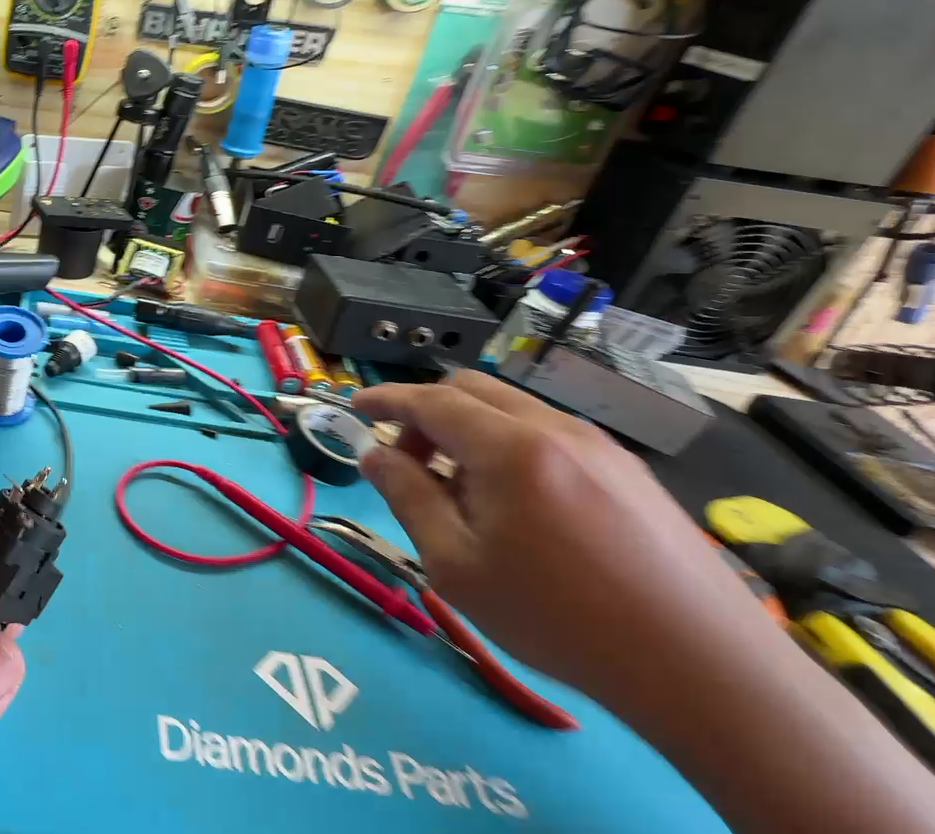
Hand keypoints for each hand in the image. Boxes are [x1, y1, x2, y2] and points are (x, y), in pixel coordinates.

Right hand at [350, 370, 780, 693]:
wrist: (700, 665)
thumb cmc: (558, 617)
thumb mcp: (457, 566)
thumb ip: (408, 498)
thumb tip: (375, 457)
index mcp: (510, 448)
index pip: (431, 400)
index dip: (387, 399)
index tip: (355, 407)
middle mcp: (556, 430)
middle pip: (473, 390)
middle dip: (426, 413)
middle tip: (407, 462)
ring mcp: (602, 448)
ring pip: (514, 411)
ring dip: (469, 431)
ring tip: (462, 493)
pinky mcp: (631, 473)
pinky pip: (551, 436)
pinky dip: (511, 447)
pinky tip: (518, 506)